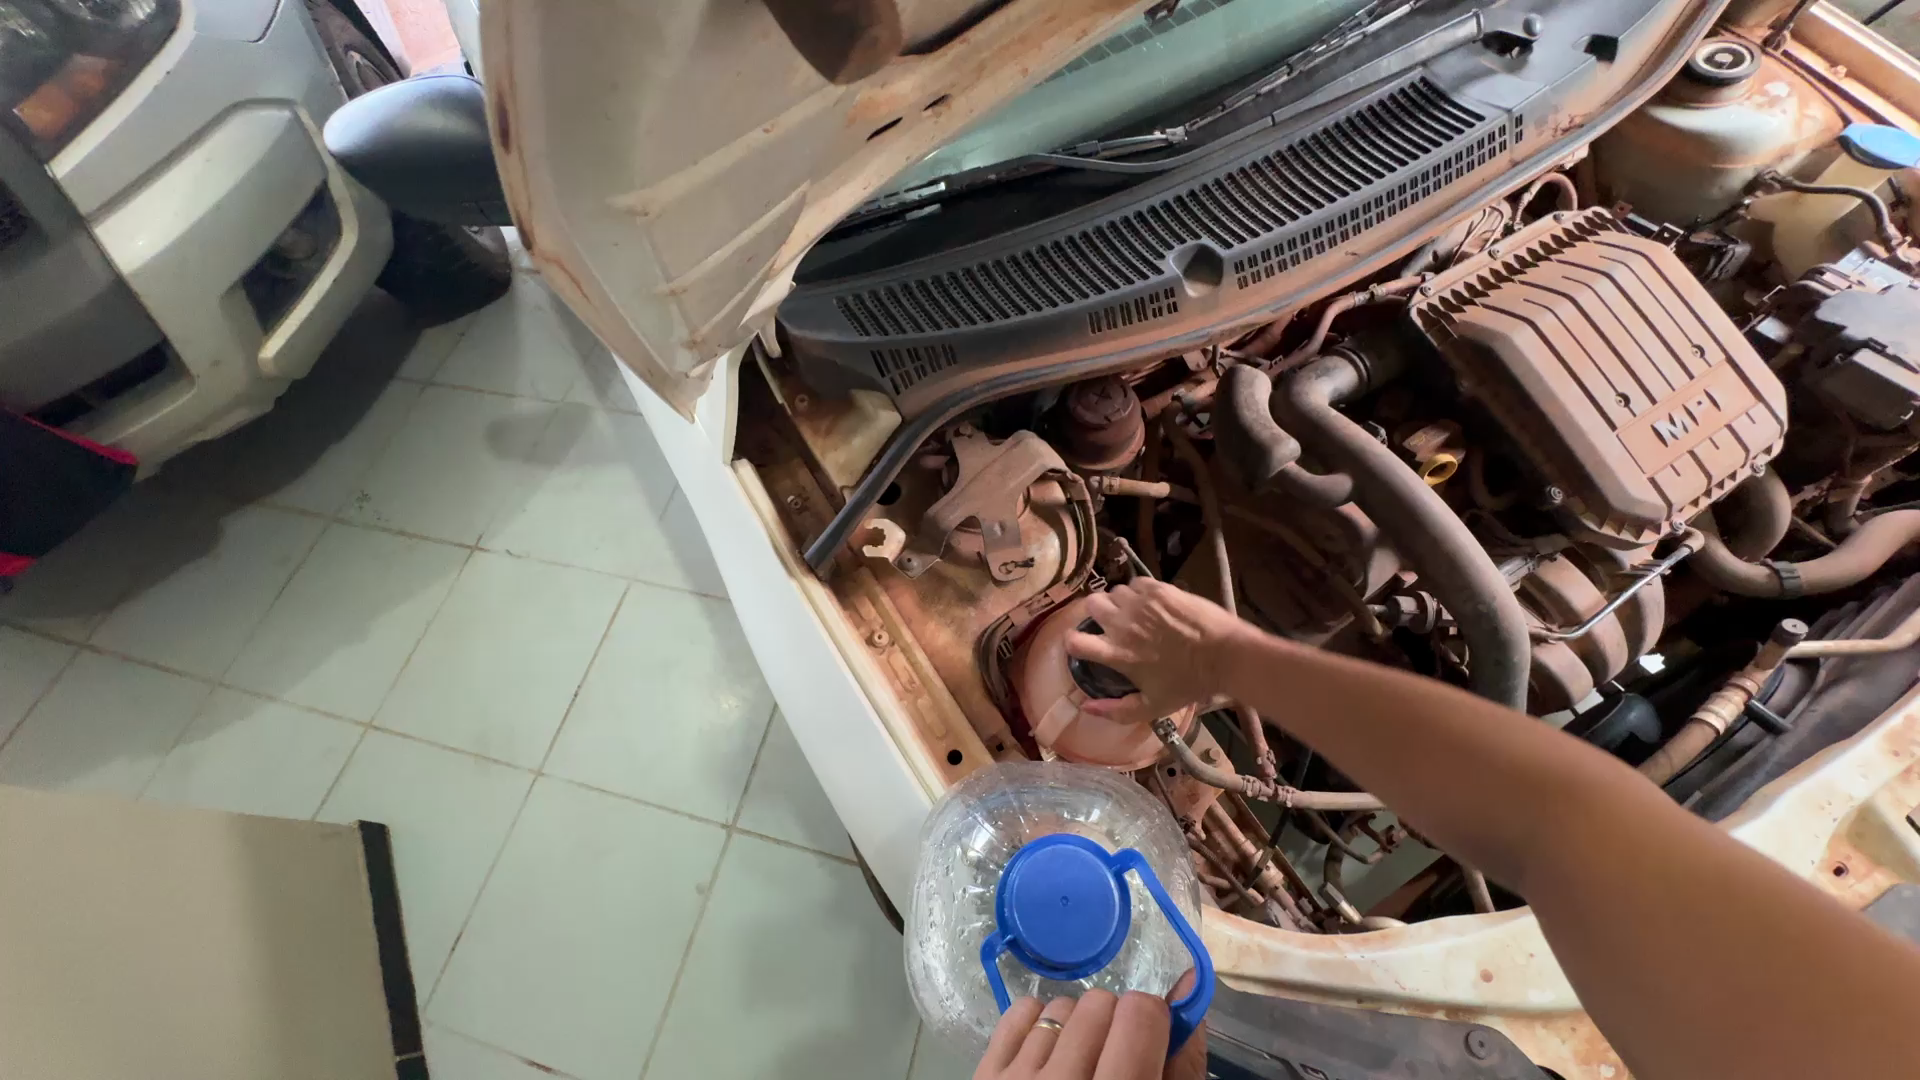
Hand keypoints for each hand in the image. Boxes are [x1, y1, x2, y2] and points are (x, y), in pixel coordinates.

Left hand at [973, 980, 1205, 1079]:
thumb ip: (1182, 1071)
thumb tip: (1187, 993)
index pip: (1140, 1013)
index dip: (1155, 1024)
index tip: (1154, 1044)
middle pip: (1100, 1004)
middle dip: (1117, 1027)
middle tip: (1119, 1066)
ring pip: (1061, 1008)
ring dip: (1078, 1030)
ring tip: (1083, 1071)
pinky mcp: (984, 1078)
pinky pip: (1020, 1013)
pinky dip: (1039, 1025)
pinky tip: (1051, 1058)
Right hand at [1064, 580, 1249, 725]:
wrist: (1226, 656)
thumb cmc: (1188, 684)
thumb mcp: (1152, 707)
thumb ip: (1117, 711)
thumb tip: (1086, 707)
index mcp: (1117, 654)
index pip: (1074, 641)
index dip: (1073, 640)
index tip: (1082, 643)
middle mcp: (1122, 625)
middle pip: (1090, 605)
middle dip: (1097, 612)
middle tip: (1112, 622)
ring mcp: (1139, 604)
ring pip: (1114, 592)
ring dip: (1121, 602)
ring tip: (1136, 613)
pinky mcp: (1158, 589)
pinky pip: (1136, 584)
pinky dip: (1140, 592)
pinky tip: (1152, 604)